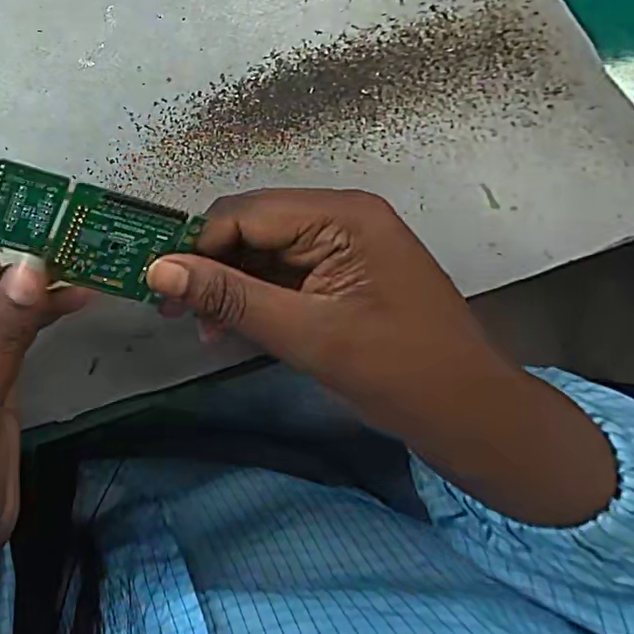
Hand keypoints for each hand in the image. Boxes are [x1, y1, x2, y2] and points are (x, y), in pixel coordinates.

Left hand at [0, 238, 88, 633]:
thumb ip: (1, 337)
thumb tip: (30, 264)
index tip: (31, 198)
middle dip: (19, 247)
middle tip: (70, 217)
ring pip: (4, 300)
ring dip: (39, 279)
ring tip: (86, 249)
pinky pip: (20, 329)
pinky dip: (47, 312)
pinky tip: (82, 296)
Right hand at [146, 188, 616, 525]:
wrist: (477, 420)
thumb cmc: (399, 373)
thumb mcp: (305, 334)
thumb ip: (228, 297)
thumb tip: (156, 270)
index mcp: (341, 215)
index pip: (244, 213)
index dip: (197, 246)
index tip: (161, 287)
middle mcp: (339, 215)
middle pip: (249, 227)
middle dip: (210, 267)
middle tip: (175, 312)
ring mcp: (341, 242)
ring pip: (259, 250)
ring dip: (228, 286)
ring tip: (204, 328)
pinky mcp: (339, 269)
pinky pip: (280, 271)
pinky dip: (252, 296)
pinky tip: (232, 327)